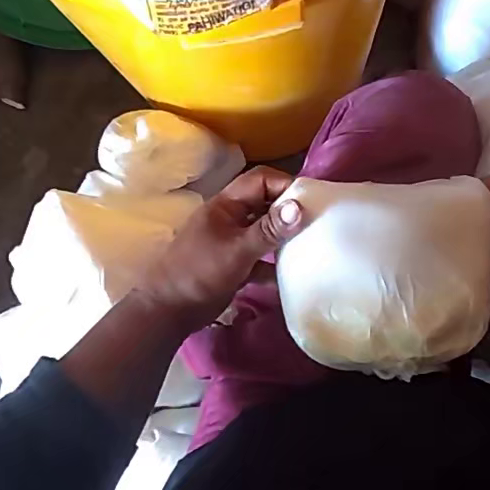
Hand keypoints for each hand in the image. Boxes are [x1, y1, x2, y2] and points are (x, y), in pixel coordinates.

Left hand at [133, 165, 303, 333]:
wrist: (169, 309)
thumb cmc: (200, 272)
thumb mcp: (237, 250)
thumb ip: (269, 229)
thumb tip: (300, 205)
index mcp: (225, 205)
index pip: (260, 180)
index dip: (285, 185)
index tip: (314, 199)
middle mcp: (228, 218)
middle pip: (264, 204)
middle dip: (289, 210)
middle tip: (320, 220)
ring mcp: (230, 242)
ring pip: (263, 232)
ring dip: (283, 238)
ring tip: (312, 244)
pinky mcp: (233, 265)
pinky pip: (259, 259)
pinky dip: (274, 265)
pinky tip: (292, 276)